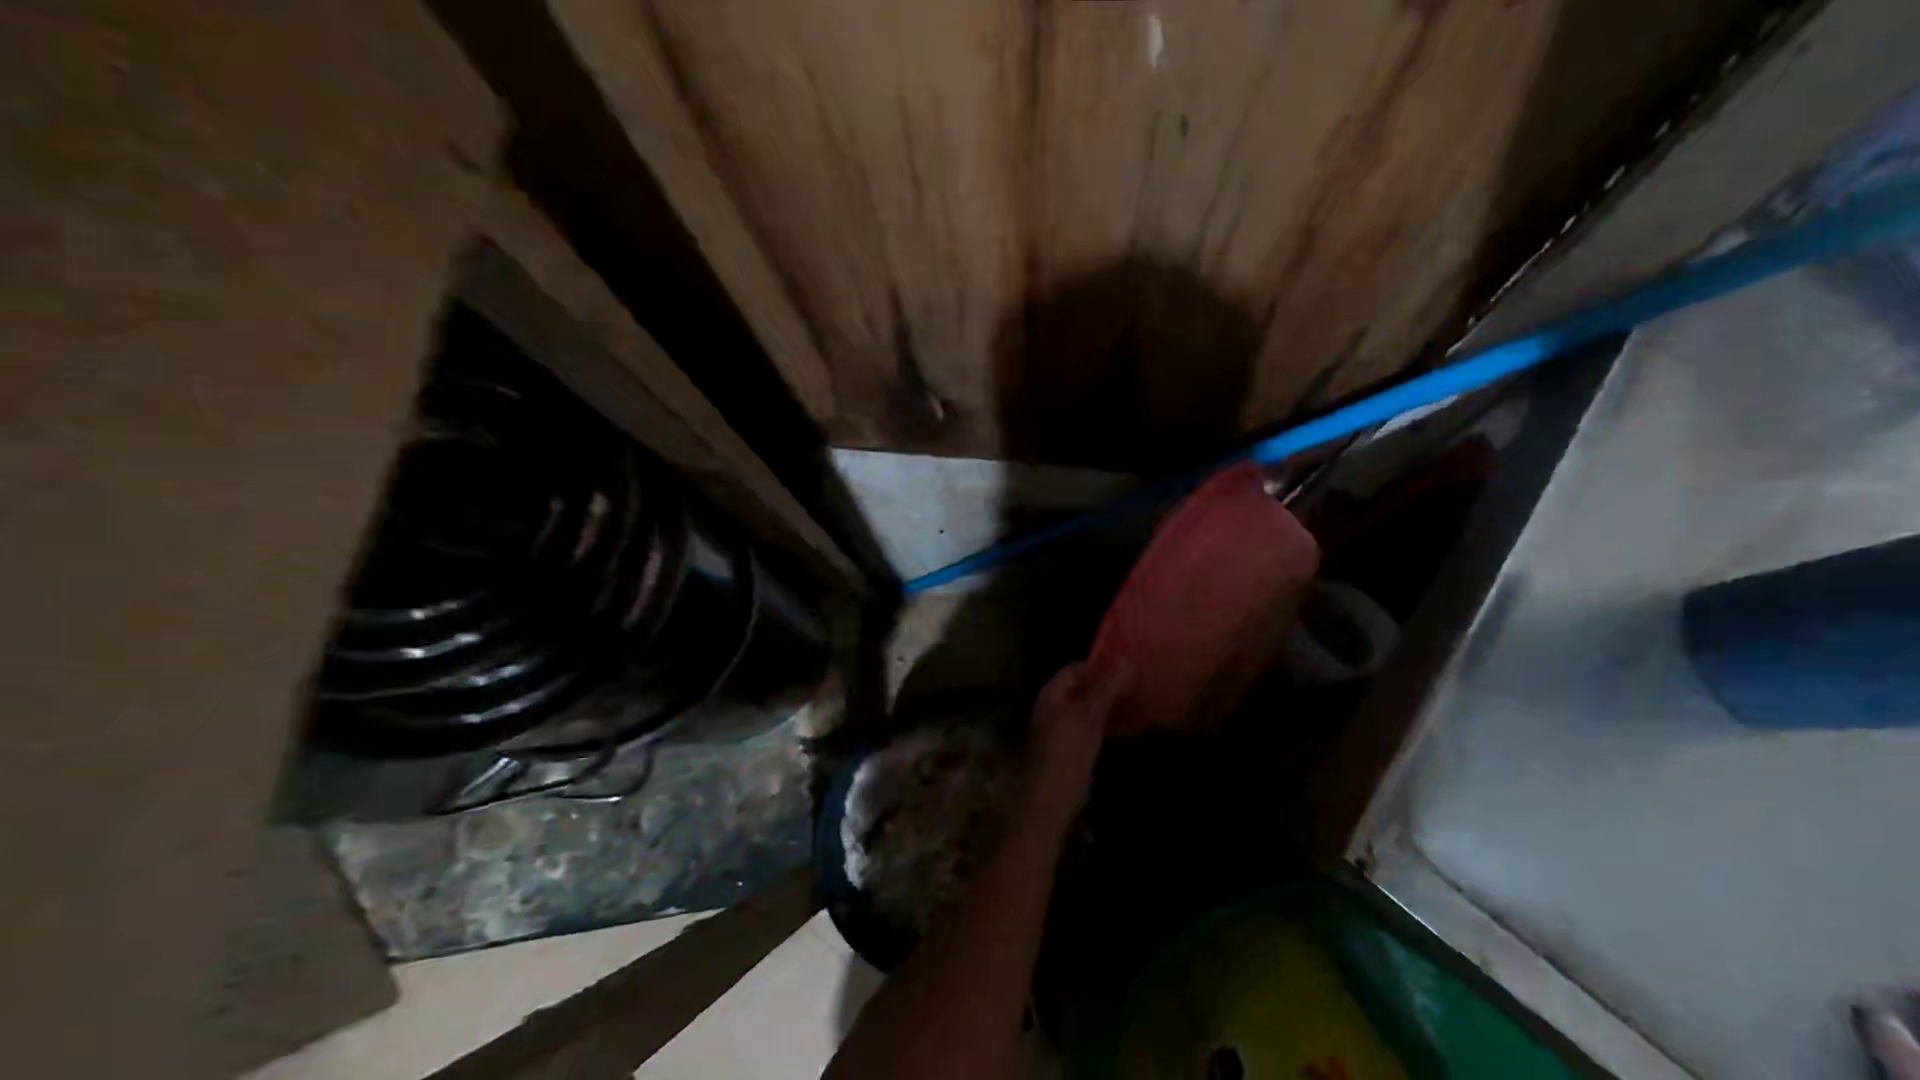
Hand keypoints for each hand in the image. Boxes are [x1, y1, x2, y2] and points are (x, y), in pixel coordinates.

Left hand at [1023, 662, 1130, 832]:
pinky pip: (1096, 727)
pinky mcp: (1076, 747)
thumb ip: (1106, 688)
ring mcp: (1065, 727)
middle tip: (1142, 684)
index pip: (1077, 669)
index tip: (1129, 666)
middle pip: (1086, 689)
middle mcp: (1056, 706)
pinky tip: (1136, 725)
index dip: (1101, 666)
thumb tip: (1126, 660)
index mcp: (1052, 693)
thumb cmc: (1067, 750)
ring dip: (1116, 705)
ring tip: (1144, 701)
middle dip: (1112, 687)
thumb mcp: (1089, 715)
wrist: (1052, 797)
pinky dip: (1114, 723)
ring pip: (1093, 708)